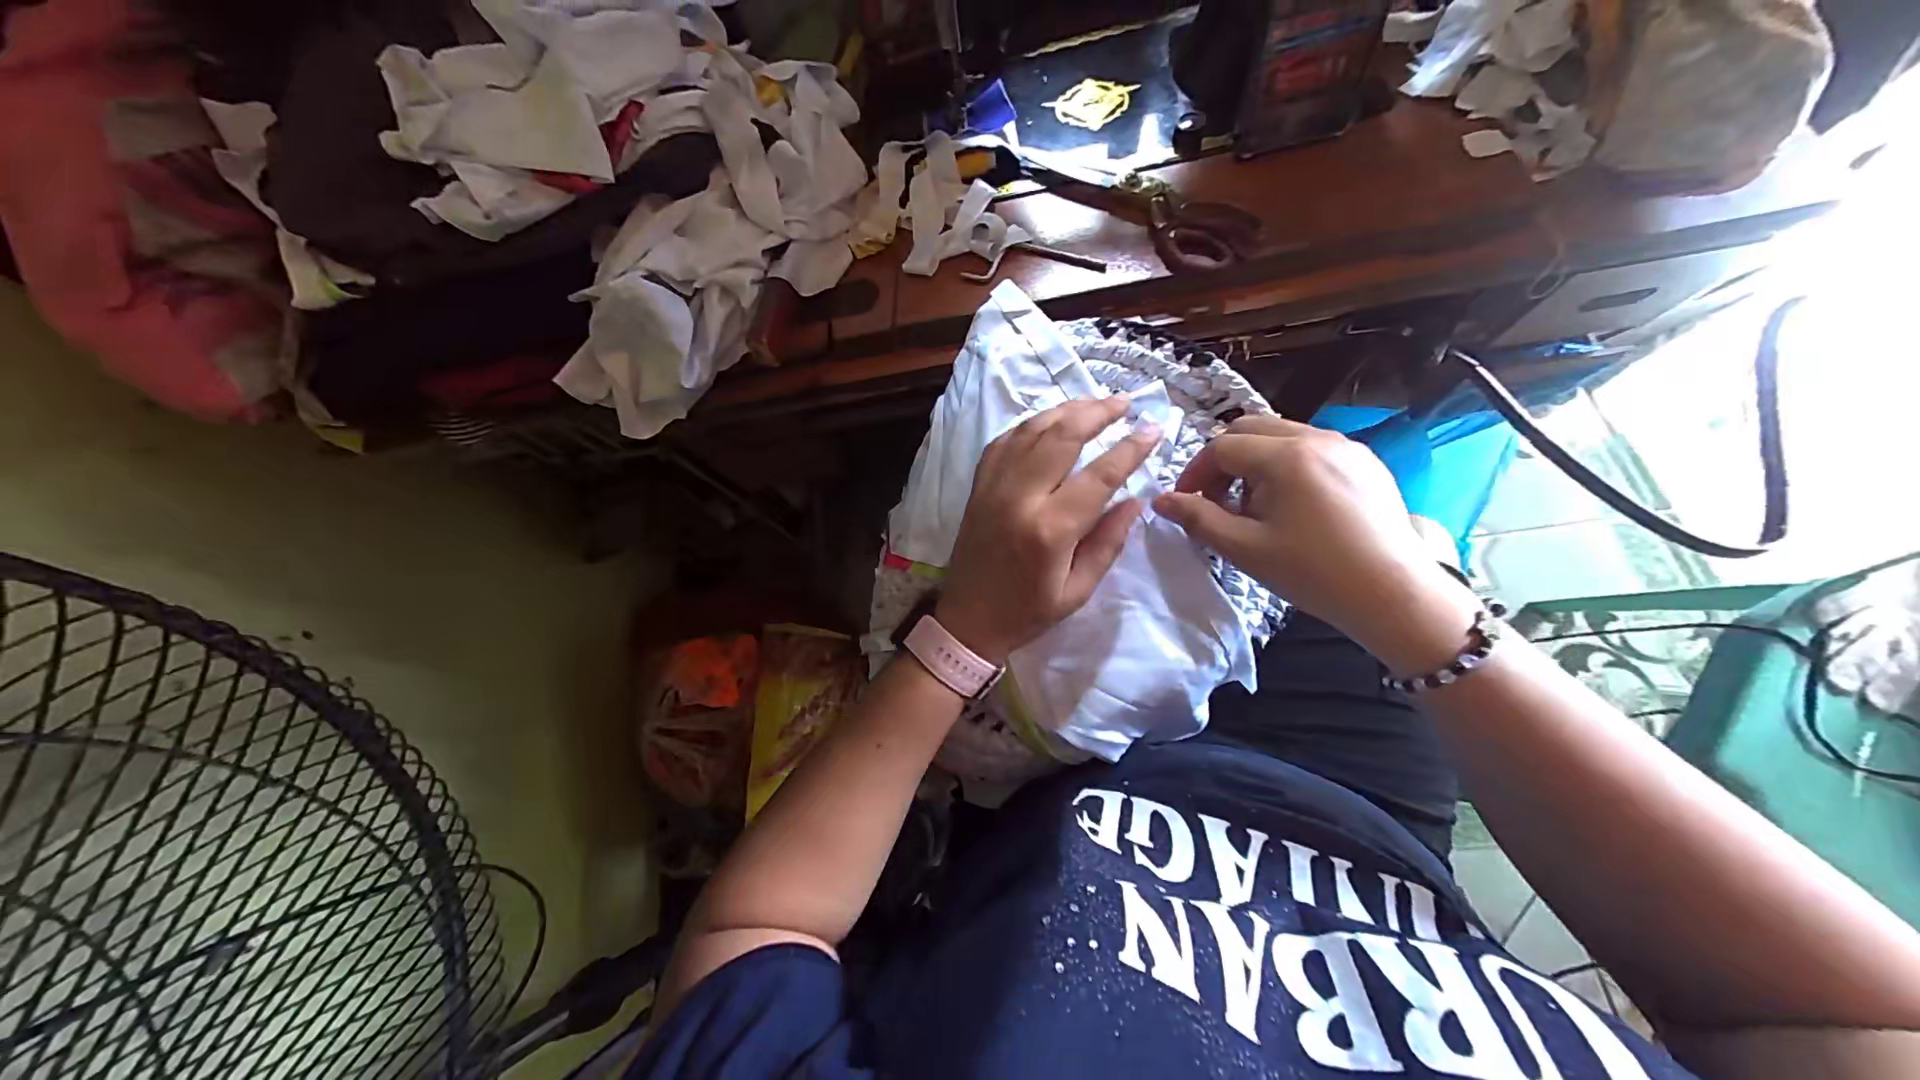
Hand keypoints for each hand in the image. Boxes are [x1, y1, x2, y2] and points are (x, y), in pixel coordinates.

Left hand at [935, 396, 1159, 662]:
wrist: (966, 620)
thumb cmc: (1027, 612)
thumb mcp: (1078, 591)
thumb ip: (1108, 542)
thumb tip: (1135, 498)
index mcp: (1050, 529)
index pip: (1100, 475)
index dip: (1130, 448)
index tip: (1154, 429)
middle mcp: (1020, 498)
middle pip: (1062, 436)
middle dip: (1097, 412)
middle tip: (1125, 402)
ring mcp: (993, 487)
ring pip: (1031, 430)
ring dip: (1066, 410)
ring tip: (1094, 403)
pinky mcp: (977, 486)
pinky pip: (1005, 441)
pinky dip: (1031, 425)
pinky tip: (1050, 422)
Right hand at [1152, 415, 1477, 670]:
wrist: (1393, 594)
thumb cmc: (1313, 573)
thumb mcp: (1245, 549)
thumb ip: (1198, 519)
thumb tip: (1161, 501)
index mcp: (1286, 457)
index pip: (1221, 447)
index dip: (1195, 473)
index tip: (1186, 503)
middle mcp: (1317, 438)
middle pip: (1250, 429)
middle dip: (1223, 461)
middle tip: (1215, 500)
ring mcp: (1347, 447)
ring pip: (1281, 435)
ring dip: (1254, 462)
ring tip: (1253, 506)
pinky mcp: (1365, 462)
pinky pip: (1312, 448)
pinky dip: (1287, 465)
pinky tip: (1291, 506)